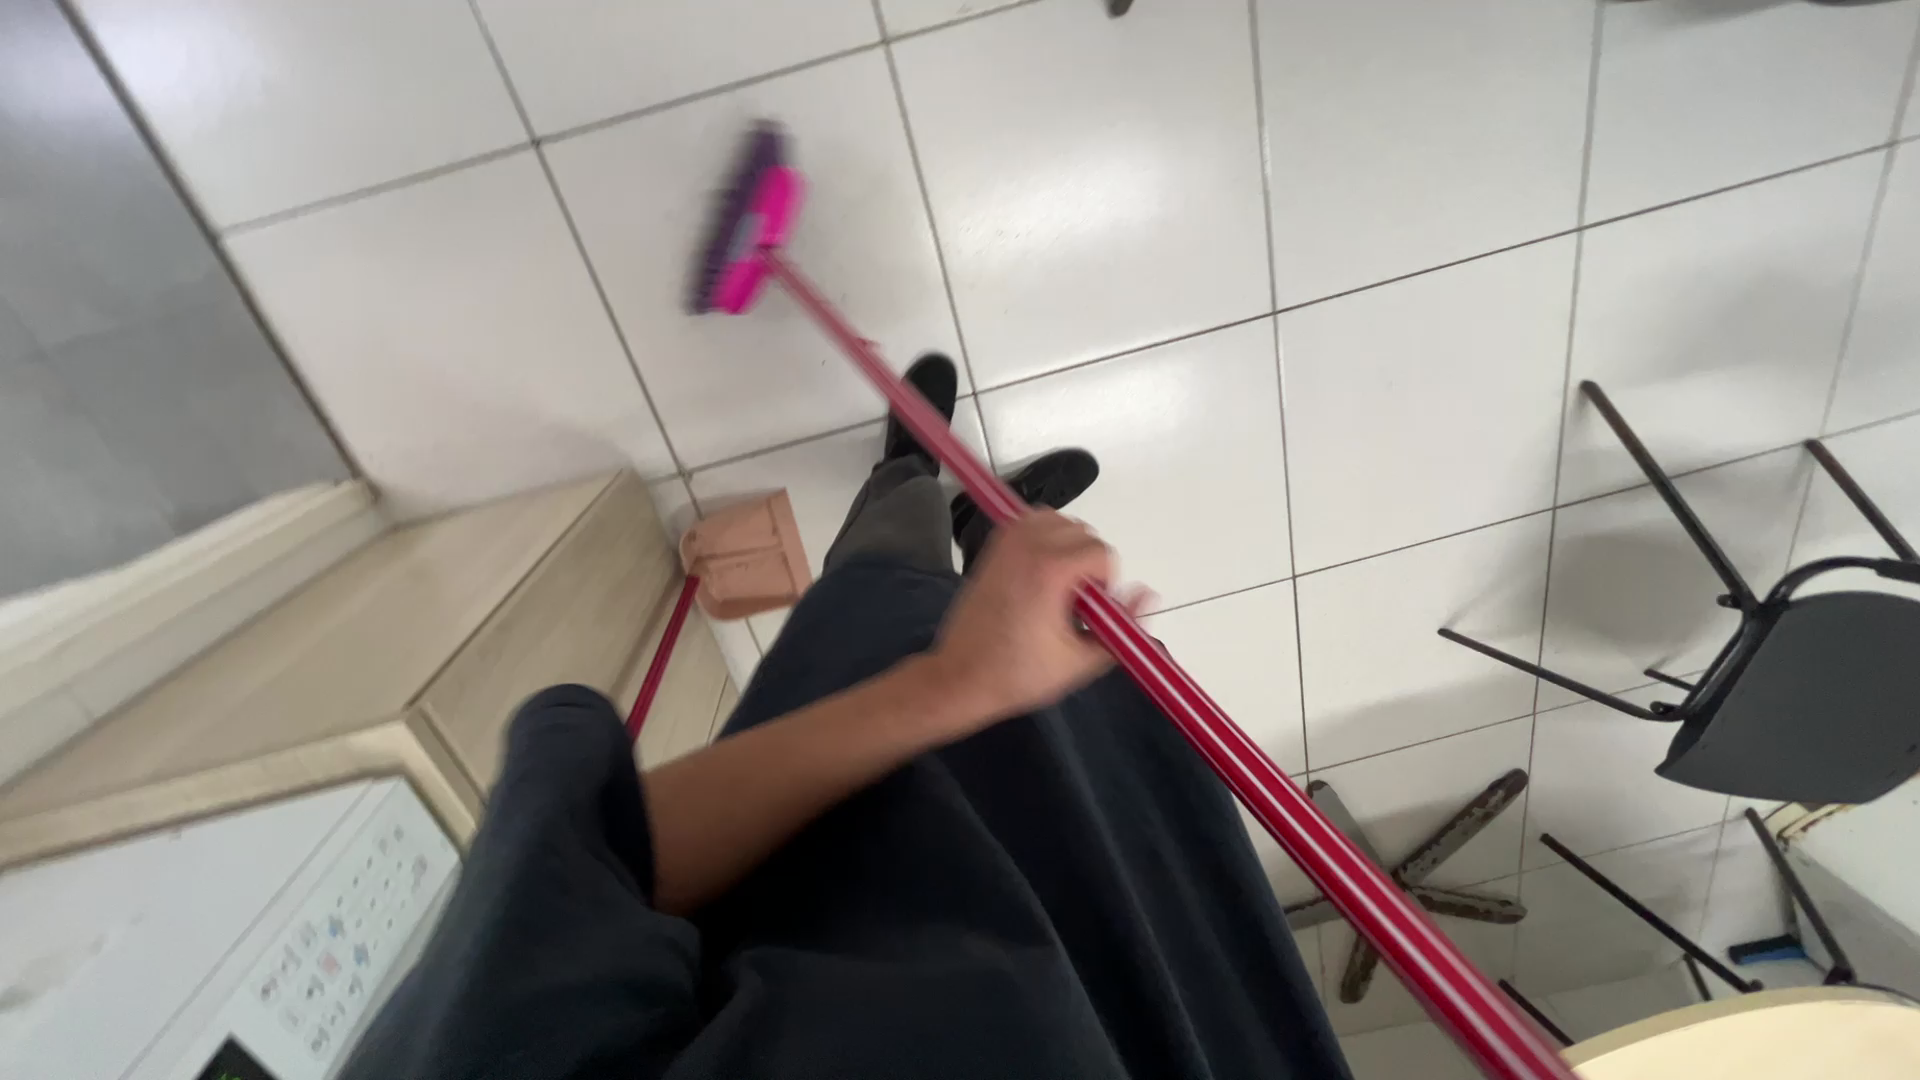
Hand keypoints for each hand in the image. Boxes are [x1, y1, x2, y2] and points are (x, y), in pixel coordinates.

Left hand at [923, 511, 1151, 731]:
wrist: (961, 677)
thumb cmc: (1018, 675)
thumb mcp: (1080, 662)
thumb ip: (1123, 627)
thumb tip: (1148, 595)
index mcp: (1049, 571)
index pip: (1102, 553)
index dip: (1106, 584)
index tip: (1090, 613)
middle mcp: (1027, 545)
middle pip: (1083, 533)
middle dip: (1090, 565)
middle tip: (1076, 604)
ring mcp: (1007, 542)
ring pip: (1059, 521)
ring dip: (1069, 547)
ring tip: (1061, 587)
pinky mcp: (994, 546)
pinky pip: (1032, 521)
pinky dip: (1045, 536)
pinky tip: (1043, 571)